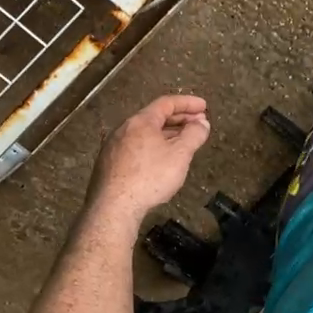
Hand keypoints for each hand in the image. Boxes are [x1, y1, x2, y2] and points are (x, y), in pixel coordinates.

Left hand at [86, 95, 210, 218]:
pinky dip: (152, 146)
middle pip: (154, 117)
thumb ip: (194, 135)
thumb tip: (202, 123)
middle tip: (198, 124)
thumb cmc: (150, 177)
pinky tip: (160, 160)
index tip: (204, 107)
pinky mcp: (107, 165)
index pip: (166, 103)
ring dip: (166, 134)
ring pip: (144, 133)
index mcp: (140, 122)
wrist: (113, 209)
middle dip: (179, 119)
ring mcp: (112, 147)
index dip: (188, 103)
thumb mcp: (180, 154)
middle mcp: (123, 129)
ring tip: (182, 142)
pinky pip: (135, 147)